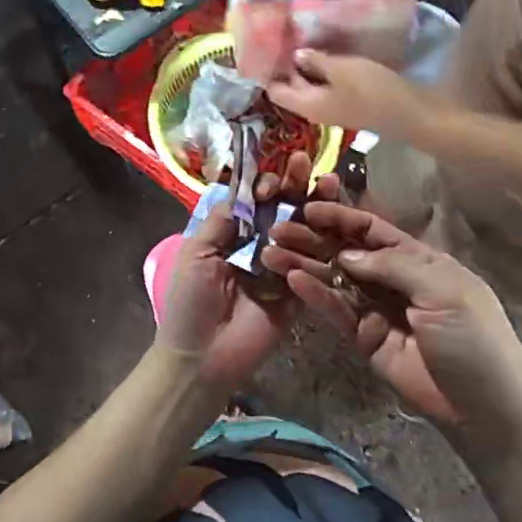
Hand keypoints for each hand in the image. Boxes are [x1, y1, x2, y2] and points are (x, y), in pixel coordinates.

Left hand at [156, 153, 340, 386]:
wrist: (201, 356)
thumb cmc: (190, 303)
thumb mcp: (197, 254)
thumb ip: (221, 222)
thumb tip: (244, 189)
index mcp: (231, 238)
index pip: (254, 204)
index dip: (265, 187)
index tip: (273, 180)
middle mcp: (258, 250)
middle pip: (282, 213)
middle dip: (295, 188)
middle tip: (307, 165)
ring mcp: (281, 272)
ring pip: (303, 235)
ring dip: (315, 210)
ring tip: (328, 184)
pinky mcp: (298, 295)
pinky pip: (313, 268)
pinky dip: (321, 247)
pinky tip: (332, 224)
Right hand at [262, 201, 521, 419]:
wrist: (481, 407)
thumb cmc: (473, 339)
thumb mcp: (443, 291)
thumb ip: (393, 266)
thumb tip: (346, 254)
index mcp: (422, 262)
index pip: (375, 232)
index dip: (342, 219)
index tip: (308, 209)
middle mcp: (395, 280)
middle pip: (348, 253)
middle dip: (314, 240)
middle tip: (278, 230)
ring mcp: (377, 310)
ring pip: (335, 280)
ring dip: (304, 265)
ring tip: (270, 253)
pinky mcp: (363, 338)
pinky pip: (336, 311)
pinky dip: (314, 295)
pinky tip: (292, 280)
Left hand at [265, 49, 419, 134]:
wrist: (410, 113)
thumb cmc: (373, 90)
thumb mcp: (342, 70)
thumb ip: (316, 62)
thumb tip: (295, 55)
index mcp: (306, 105)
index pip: (275, 90)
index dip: (269, 70)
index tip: (267, 46)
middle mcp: (313, 109)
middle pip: (291, 87)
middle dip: (288, 64)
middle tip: (286, 34)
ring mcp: (331, 107)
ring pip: (310, 84)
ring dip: (307, 64)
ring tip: (305, 36)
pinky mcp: (347, 102)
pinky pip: (327, 85)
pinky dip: (323, 69)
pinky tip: (329, 50)